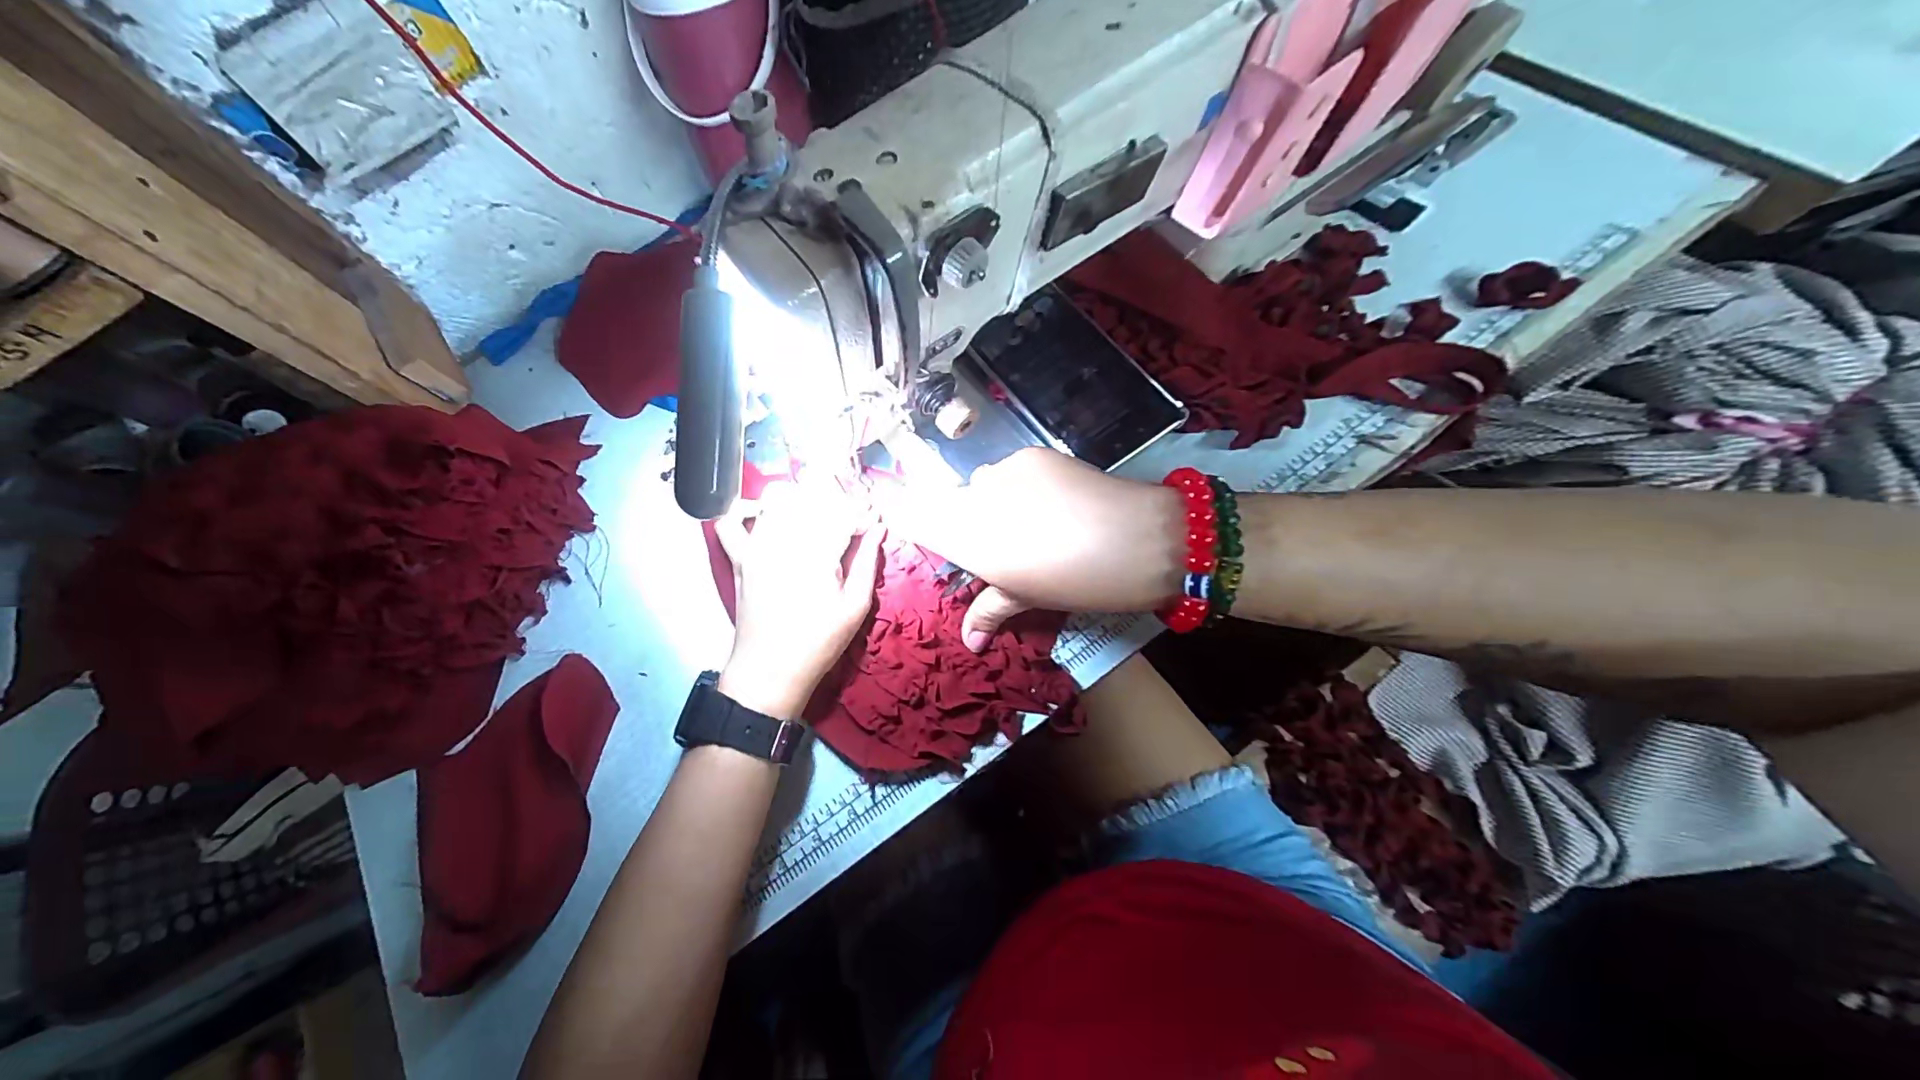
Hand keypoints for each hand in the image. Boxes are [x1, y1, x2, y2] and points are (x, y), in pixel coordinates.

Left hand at [713, 481, 882, 718]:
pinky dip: (746, 511)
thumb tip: (877, 529)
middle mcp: (783, 541)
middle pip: (812, 497)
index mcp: (817, 554)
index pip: (843, 512)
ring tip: (816, 516)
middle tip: (849, 519)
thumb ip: (868, 562)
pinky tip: (766, 518)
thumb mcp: (855, 607)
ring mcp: (756, 546)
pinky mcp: (739, 556)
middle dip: (836, 500)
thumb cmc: (818, 644)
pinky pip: (732, 521)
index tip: (872, 521)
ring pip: (777, 498)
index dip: (862, 513)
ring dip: (801, 498)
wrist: (768, 671)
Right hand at [880, 448, 1184, 650]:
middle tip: (1001, 547)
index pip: (909, 517)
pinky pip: (1012, 471)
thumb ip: (990, 610)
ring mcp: (1004, 472)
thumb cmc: (1078, 582)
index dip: (908, 522)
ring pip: (982, 486)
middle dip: (964, 524)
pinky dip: (1021, 487)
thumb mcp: (1031, 599)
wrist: (1141, 538)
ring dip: (994, 504)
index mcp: (966, 540)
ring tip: (1032, 526)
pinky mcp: (1033, 453)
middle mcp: (974, 499)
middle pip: (948, 503)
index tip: (927, 540)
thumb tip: (969, 641)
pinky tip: (1053, 504)